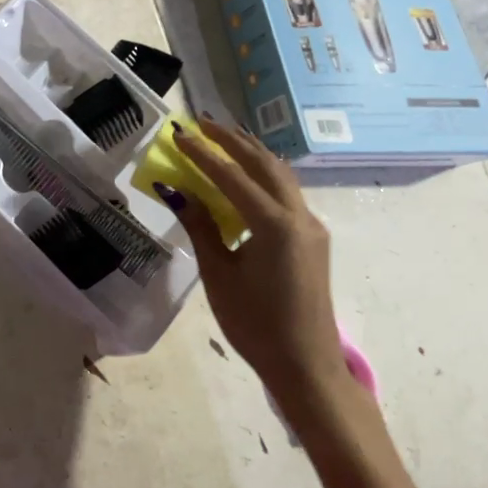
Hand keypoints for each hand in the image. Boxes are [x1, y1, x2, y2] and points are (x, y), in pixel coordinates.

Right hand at [153, 114, 344, 396]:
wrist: (306, 365)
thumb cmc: (255, 323)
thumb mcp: (218, 273)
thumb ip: (200, 226)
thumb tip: (175, 190)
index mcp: (275, 225)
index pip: (232, 176)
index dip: (202, 154)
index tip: (178, 134)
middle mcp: (299, 218)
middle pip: (265, 165)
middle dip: (232, 141)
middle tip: (202, 123)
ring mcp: (311, 228)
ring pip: (280, 176)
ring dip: (251, 153)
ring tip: (223, 136)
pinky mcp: (311, 240)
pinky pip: (286, 193)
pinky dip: (263, 174)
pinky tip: (246, 173)